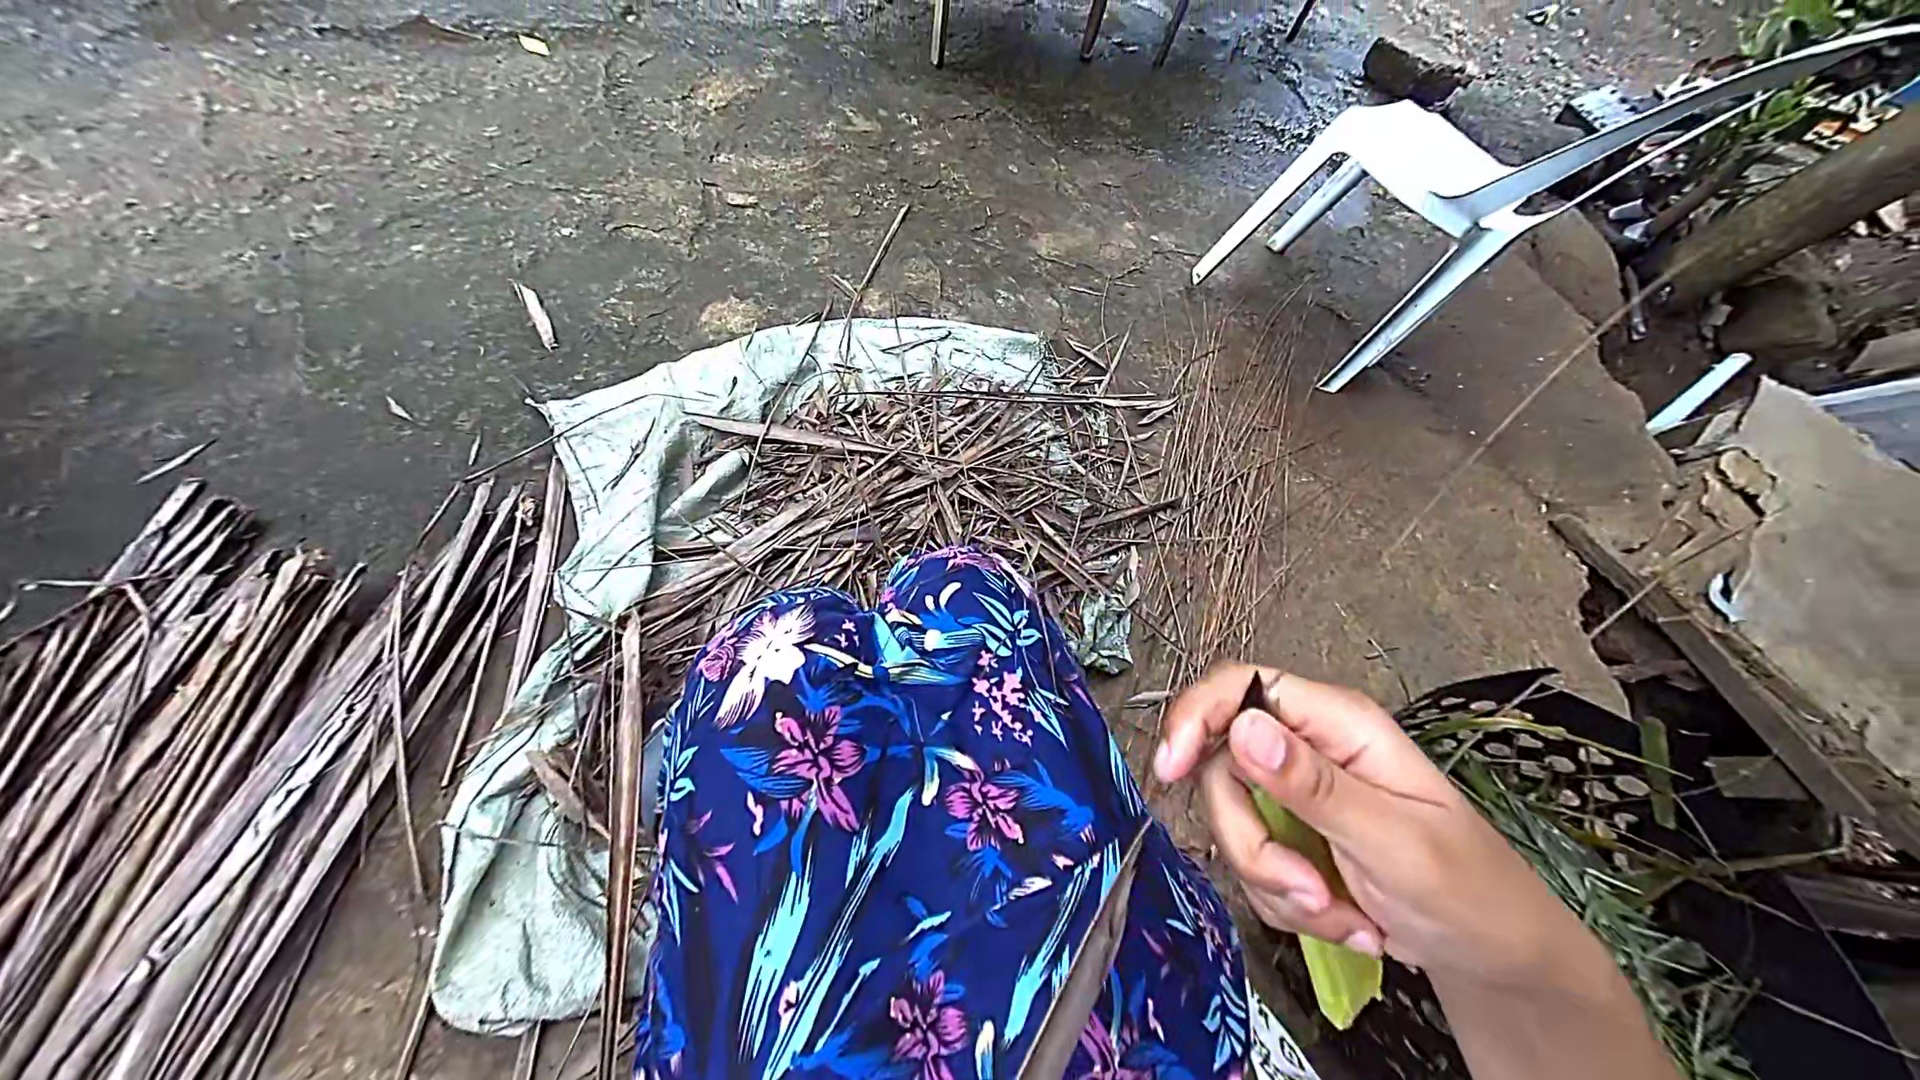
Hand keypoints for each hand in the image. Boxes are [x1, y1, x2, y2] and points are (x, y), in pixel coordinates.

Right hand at [1155, 663, 1596, 986]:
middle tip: (1307, 890)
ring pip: (1229, 821)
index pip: (1238, 687)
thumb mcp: (1397, 841)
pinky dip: (1282, 900)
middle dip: (1253, 841)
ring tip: (1342, 913)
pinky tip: (1340, 916)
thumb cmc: (1472, 891)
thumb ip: (1315, 785)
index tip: (1173, 768)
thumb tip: (1242, 728)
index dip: (1194, 716)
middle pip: (1222, 767)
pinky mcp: (1284, 832)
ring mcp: (1290, 791)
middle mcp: (1303, 746)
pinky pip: (1246, 860)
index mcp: (1335, 723)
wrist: (1494, 959)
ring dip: (1275, 881)